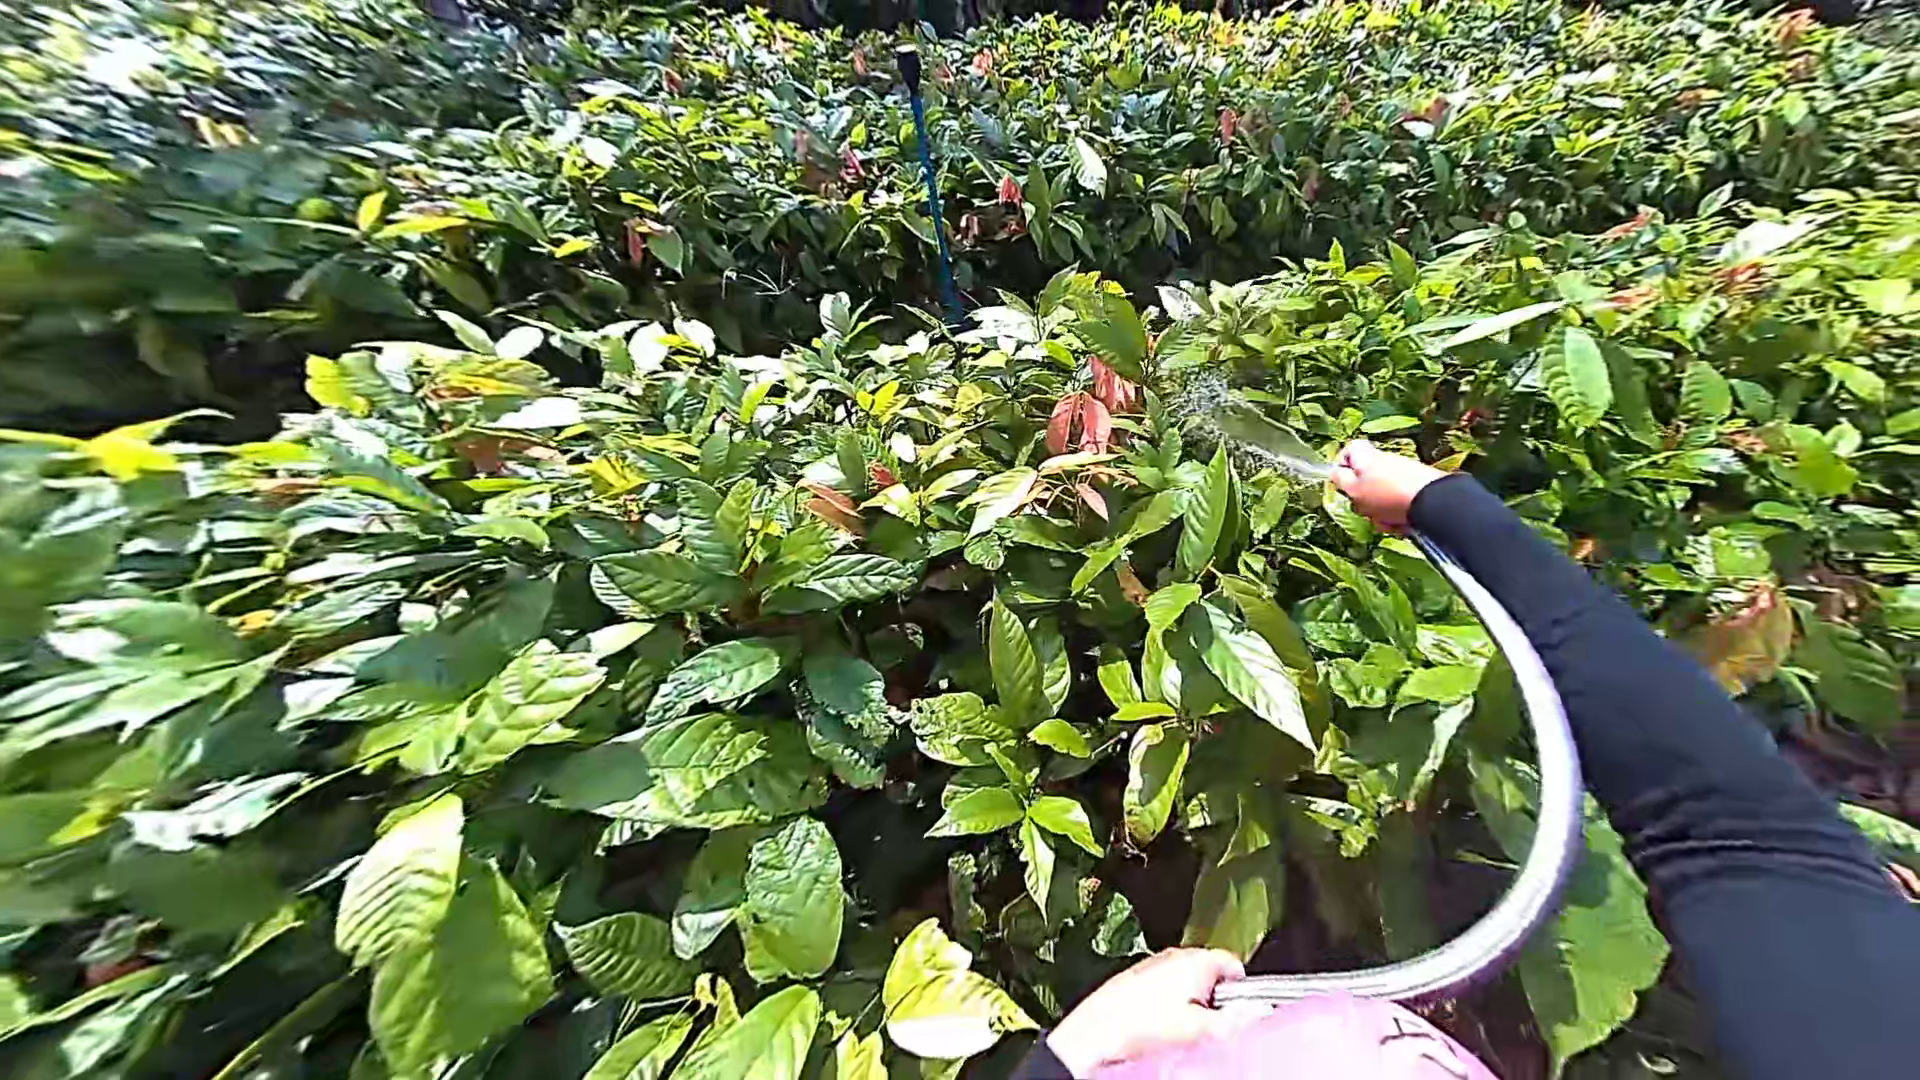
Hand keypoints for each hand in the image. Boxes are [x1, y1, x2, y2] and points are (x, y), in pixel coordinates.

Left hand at [1044, 948, 1251, 1076]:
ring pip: (1189, 981)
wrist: (1100, 1029)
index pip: (1231, 962)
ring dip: (1195, 1003)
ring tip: (1189, 1032)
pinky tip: (1166, 1027)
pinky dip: (1173, 1003)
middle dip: (1218, 999)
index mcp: (1194, 960)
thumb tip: (1260, 1011)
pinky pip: (1168, 987)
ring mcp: (1155, 965)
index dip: (1243, 988)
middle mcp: (1174, 955)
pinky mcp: (1140, 978)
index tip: (1246, 1011)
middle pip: (1211, 972)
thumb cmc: (1146, 1024)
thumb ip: (1234, 1019)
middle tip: (1217, 1029)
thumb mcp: (1200, 1029)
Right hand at [1330, 439, 1446, 531]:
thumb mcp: (1354, 489)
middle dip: (1363, 497)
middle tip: (1365, 508)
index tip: (1341, 481)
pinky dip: (1398, 514)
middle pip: (1366, 478)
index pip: (1350, 449)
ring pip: (1382, 495)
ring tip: (1388, 522)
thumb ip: (1340, 479)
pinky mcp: (1421, 488)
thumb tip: (1336, 473)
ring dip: (1381, 511)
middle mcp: (1387, 462)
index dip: (1342, 463)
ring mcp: (1406, 474)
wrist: (1435, 503)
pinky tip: (1402, 524)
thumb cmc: (1386, 495)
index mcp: (1367, 458)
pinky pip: (1400, 502)